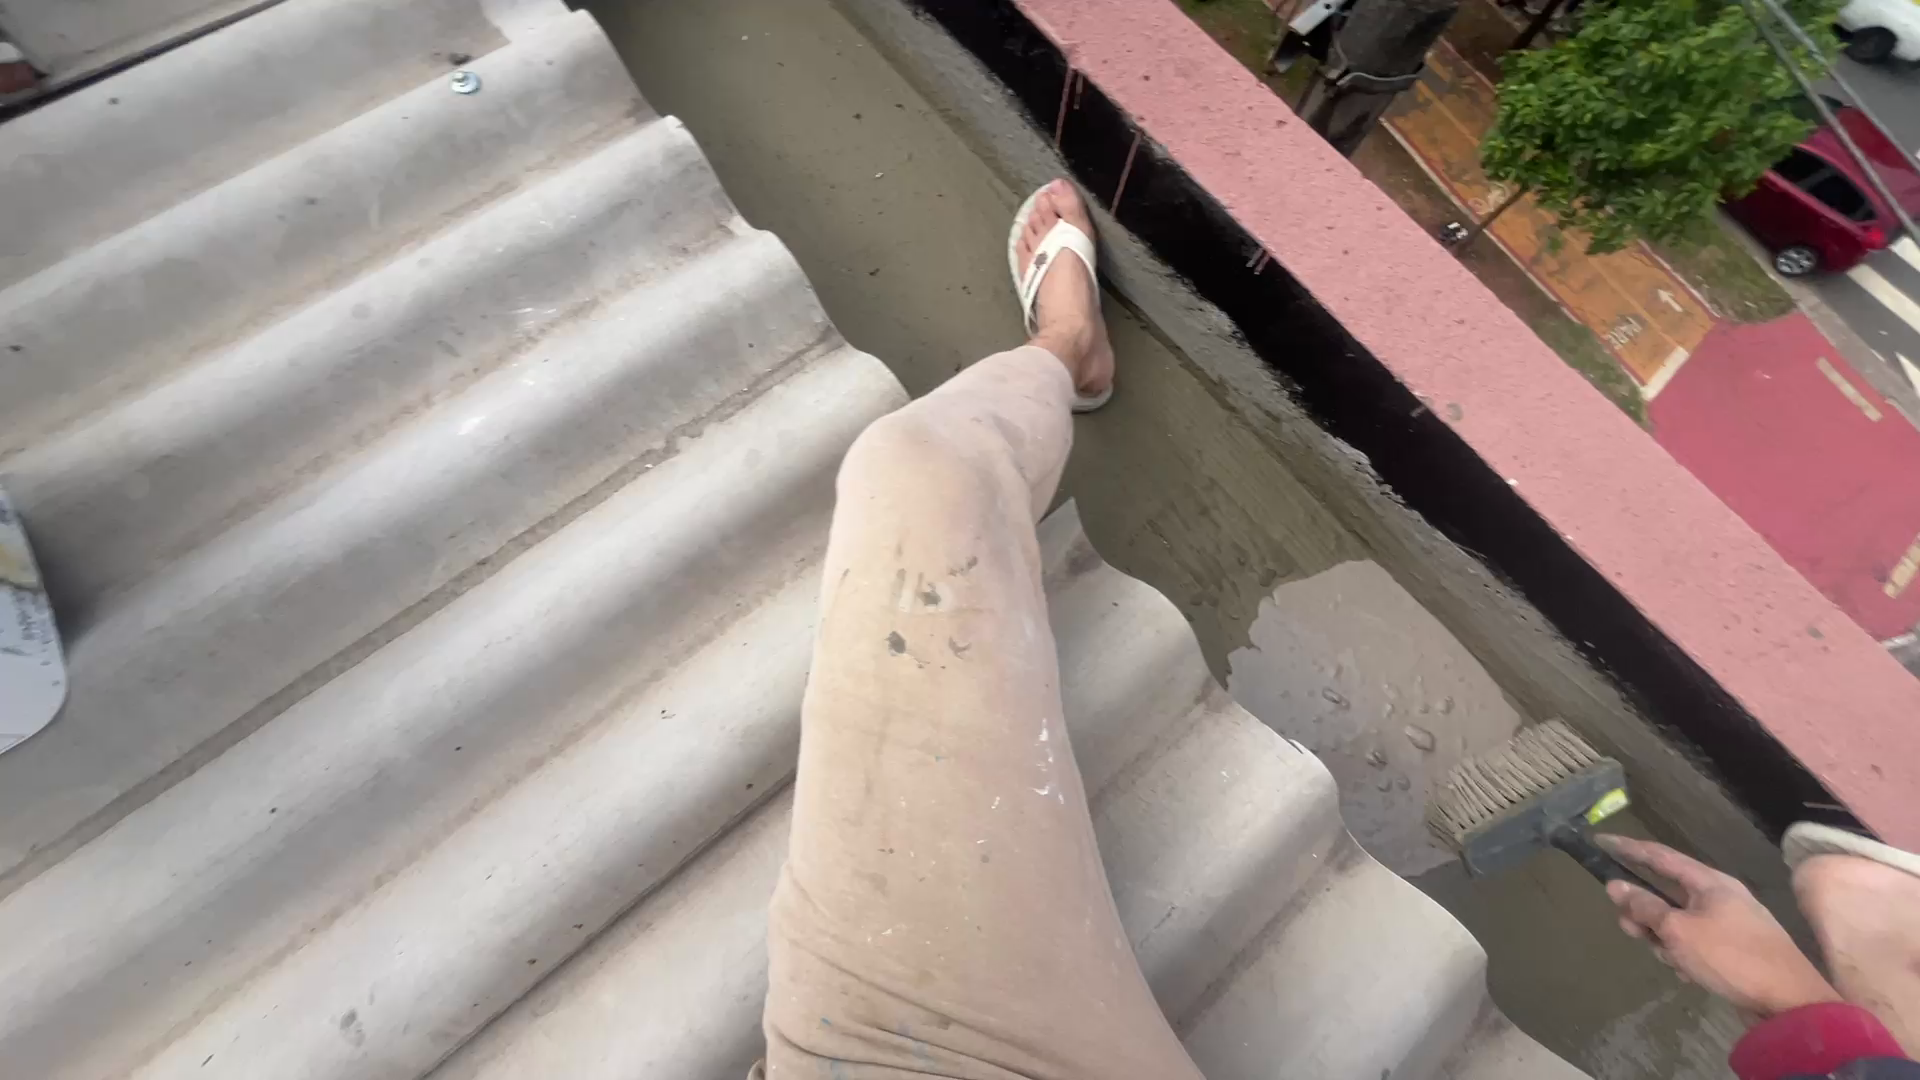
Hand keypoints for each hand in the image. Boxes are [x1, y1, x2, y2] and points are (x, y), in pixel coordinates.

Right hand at [1598, 834, 1840, 1016]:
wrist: (1796, 1008)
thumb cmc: (1731, 958)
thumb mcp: (1676, 929)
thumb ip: (1643, 905)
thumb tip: (1615, 885)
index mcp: (1710, 883)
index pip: (1659, 855)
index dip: (1626, 847)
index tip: (1599, 841)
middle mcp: (1722, 897)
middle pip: (1664, 893)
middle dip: (1642, 911)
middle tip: (1628, 926)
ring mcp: (1733, 924)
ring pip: (1677, 919)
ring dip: (1662, 936)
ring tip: (1666, 956)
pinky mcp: (1738, 949)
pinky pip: (1695, 940)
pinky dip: (1684, 951)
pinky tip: (1687, 970)